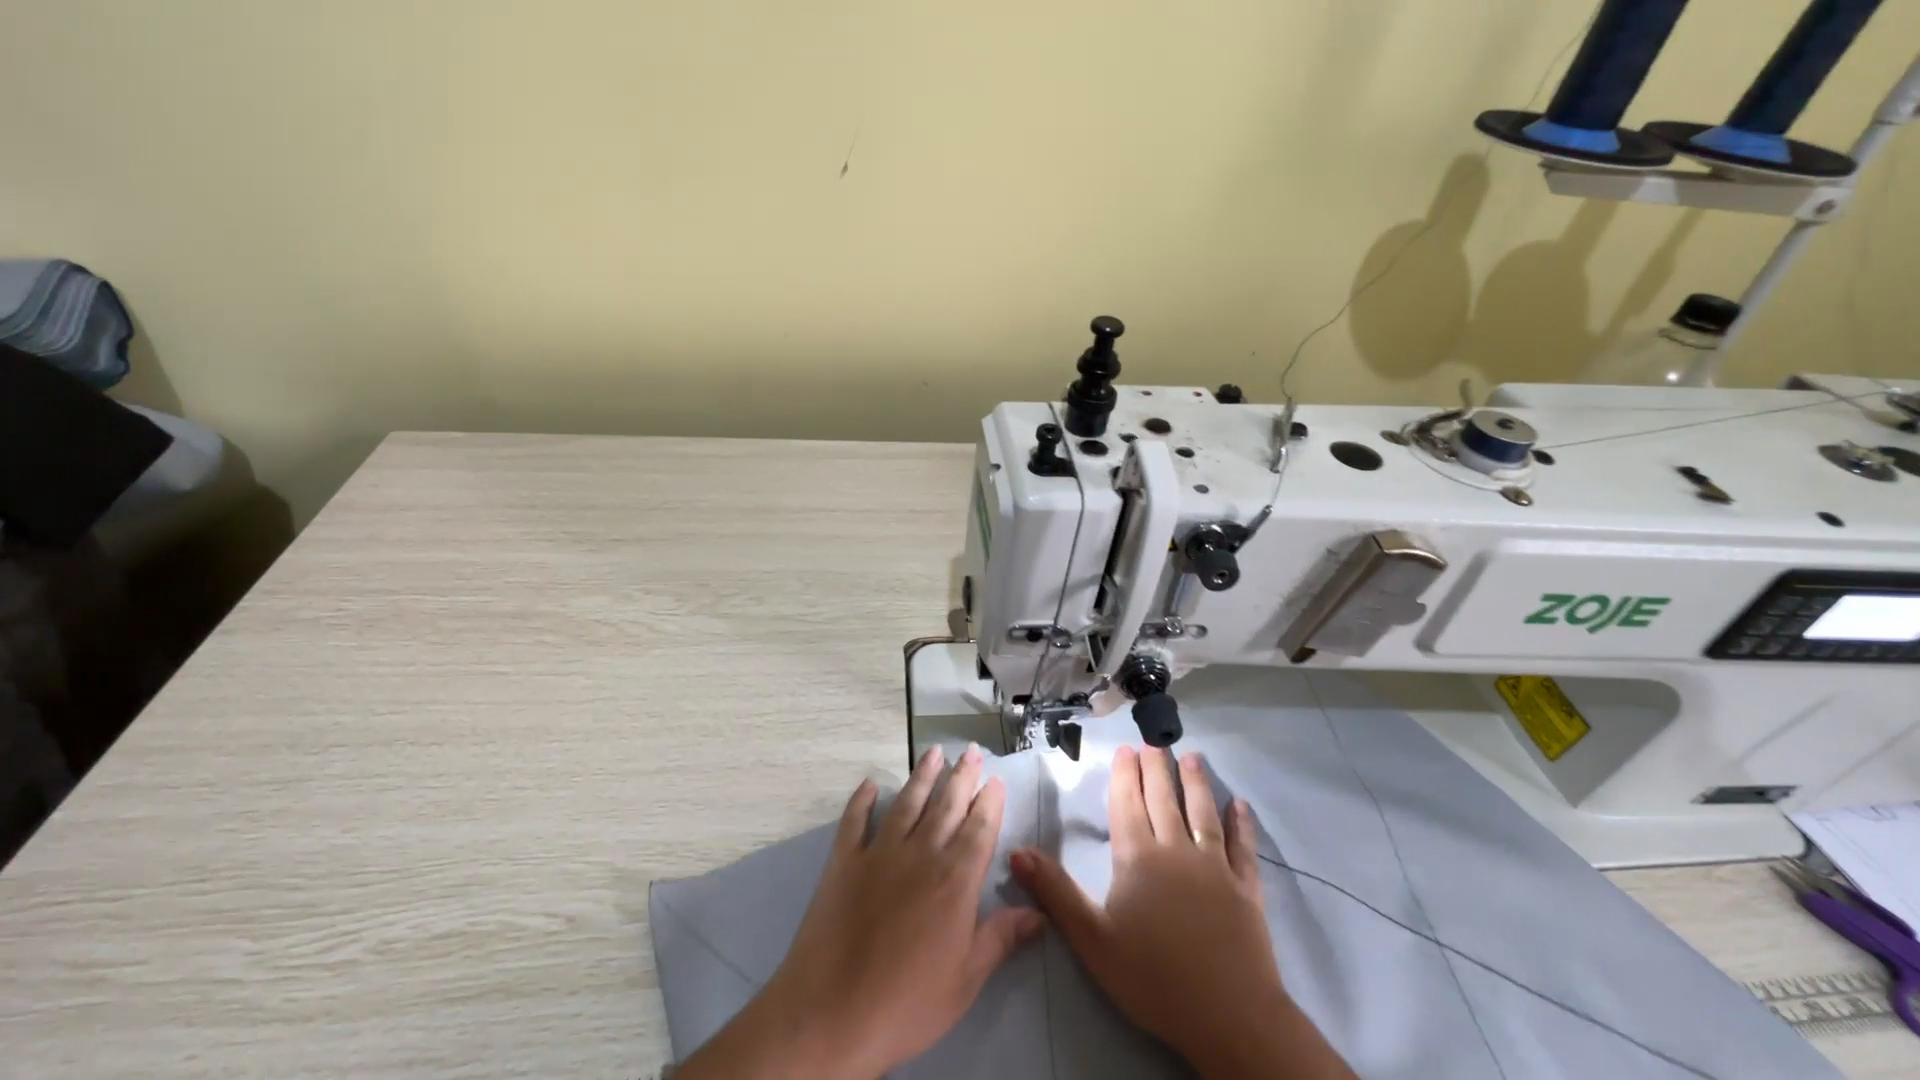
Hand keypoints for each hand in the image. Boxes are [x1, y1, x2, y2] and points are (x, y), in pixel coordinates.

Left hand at [678, 744, 1042, 1079]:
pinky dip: (862, 800)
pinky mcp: (842, 863)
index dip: (989, 802)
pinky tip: (869, 784)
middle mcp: (921, 855)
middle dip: (961, 776)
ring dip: (921, 777)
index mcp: (956, 881)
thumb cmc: (907, 1002)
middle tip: (971, 750)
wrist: (830, 1012)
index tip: (995, 779)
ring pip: (906, 804)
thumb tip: (1037, 914)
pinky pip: (854, 822)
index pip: (980, 830)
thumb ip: (1000, 939)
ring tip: (933, 754)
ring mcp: (878, 855)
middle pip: (946, 806)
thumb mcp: (966, 979)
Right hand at [1011, 746, 1354, 1079]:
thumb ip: (1055, 892)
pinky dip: (1241, 824)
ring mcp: (1216, 868)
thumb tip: (1017, 852)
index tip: (1124, 749)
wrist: (1228, 1015)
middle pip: (1165, 801)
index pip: (1128, 806)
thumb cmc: (1152, 978)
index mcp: (1139, 859)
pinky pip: (1243, 847)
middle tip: (1153, 740)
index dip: (1125, 776)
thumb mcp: (1092, 939)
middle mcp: (1178, 852)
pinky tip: (1240, 805)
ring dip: (1196, 784)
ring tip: (1190, 757)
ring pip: (1203, 814)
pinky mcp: (1246, 889)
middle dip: (1157, 768)